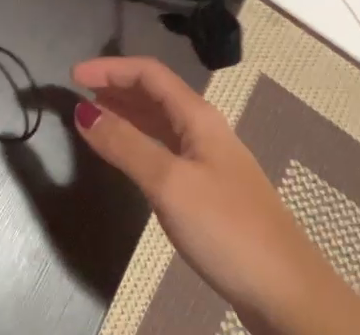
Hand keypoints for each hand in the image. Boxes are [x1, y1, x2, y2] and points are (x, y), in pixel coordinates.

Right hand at [72, 57, 359, 334]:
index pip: (150, 74)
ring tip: (92, 119)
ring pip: (161, 123)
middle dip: (116, 88)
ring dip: (126, 114)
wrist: (286, 291)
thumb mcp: (169, 183)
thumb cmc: (226, 227)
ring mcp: (210, 161)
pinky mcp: (210, 191)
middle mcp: (205, 130)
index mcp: (198, 117)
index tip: (72, 76)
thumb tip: (83, 111)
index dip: (110, 68)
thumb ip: (125, 145)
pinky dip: (139, 143)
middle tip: (77, 95)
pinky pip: (166, 150)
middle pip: (156, 94)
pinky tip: (126, 158)